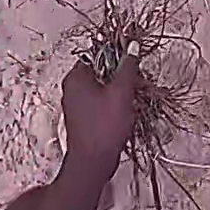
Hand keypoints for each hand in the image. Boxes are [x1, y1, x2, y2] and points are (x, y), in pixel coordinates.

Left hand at [60, 46, 139, 179]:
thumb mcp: (121, 92)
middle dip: (121, 75)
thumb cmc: (104, 126)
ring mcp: (76, 104)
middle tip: (137, 81)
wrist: (93, 162)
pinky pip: (100, 101)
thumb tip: (131, 47)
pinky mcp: (83, 117)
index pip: (97, 54)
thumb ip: (127, 67)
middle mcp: (72, 88)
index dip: (117, 55)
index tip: (133, 62)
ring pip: (102, 86)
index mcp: (76, 77)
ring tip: (135, 97)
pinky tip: (126, 110)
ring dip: (120, 89)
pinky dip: (114, 101)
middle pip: (101, 70)